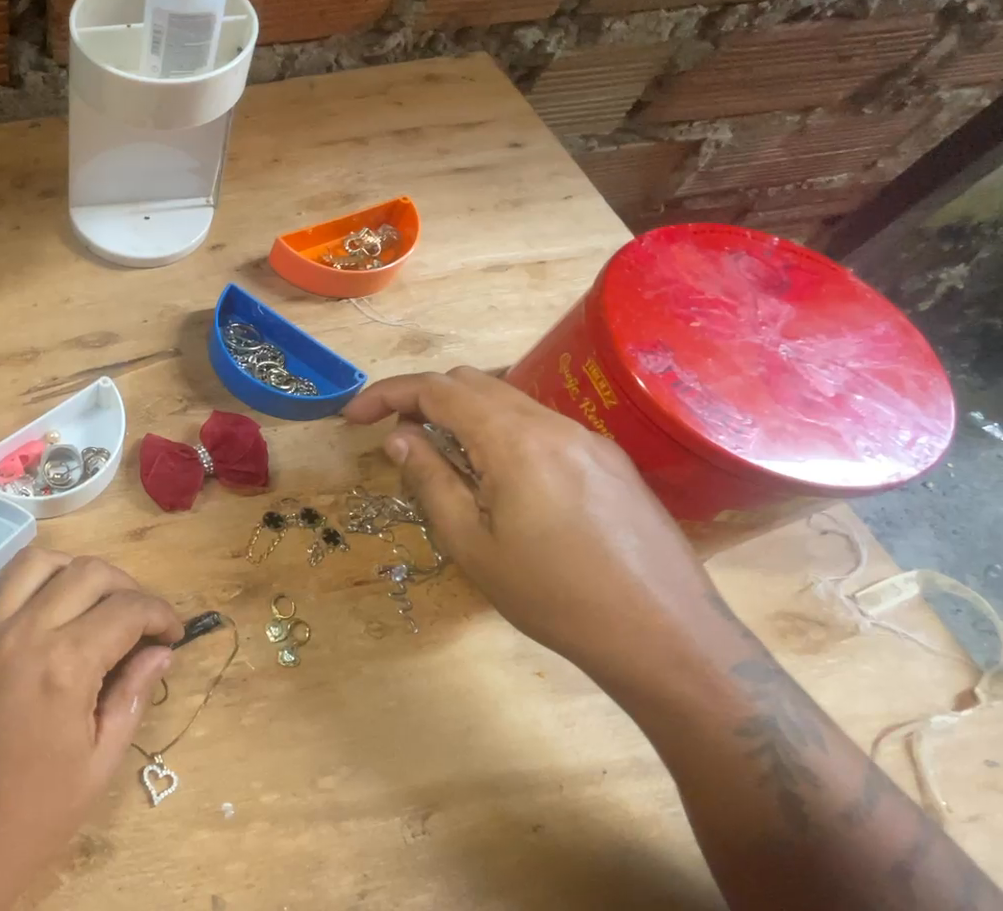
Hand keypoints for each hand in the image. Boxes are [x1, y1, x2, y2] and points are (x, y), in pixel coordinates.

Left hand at [0, 549, 181, 910]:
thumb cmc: (35, 810)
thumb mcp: (100, 760)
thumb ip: (133, 693)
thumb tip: (161, 650)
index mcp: (65, 665)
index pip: (127, 609)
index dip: (160, 614)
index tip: (172, 633)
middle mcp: (23, 629)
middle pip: (87, 572)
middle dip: (127, 587)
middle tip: (142, 619)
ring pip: (39, 560)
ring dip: (76, 571)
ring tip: (97, 602)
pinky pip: (1, 580)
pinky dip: (34, 579)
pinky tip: (51, 606)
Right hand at [342, 367, 737, 689]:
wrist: (665, 635)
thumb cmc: (552, 596)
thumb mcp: (471, 544)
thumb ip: (430, 479)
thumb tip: (400, 437)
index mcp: (515, 441)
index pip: (436, 389)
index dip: (386, 395)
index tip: (353, 418)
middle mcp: (554, 424)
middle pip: (472, 382)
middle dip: (421, 399)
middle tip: (393, 438)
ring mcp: (588, 439)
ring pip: (508, 400)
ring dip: (461, 415)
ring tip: (439, 458)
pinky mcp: (608, 460)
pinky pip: (538, 424)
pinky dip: (498, 431)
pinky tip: (494, 476)